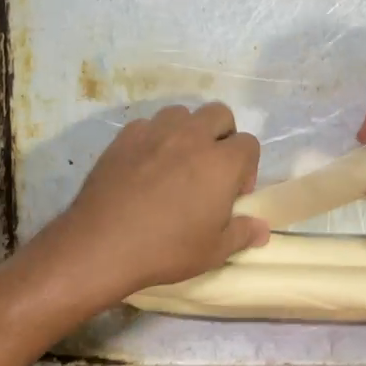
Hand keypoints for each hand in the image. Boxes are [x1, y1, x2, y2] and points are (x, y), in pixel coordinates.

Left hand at [51, 103, 267, 295]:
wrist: (103, 244)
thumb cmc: (167, 249)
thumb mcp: (213, 251)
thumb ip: (242, 234)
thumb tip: (262, 228)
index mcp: (222, 162)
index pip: (249, 144)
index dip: (246, 167)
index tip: (233, 193)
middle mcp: (192, 137)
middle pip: (219, 114)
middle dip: (221, 135)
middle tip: (209, 169)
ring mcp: (156, 132)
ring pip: (181, 114)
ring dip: (187, 131)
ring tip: (177, 163)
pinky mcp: (125, 137)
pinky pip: (147, 125)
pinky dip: (153, 139)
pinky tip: (145, 166)